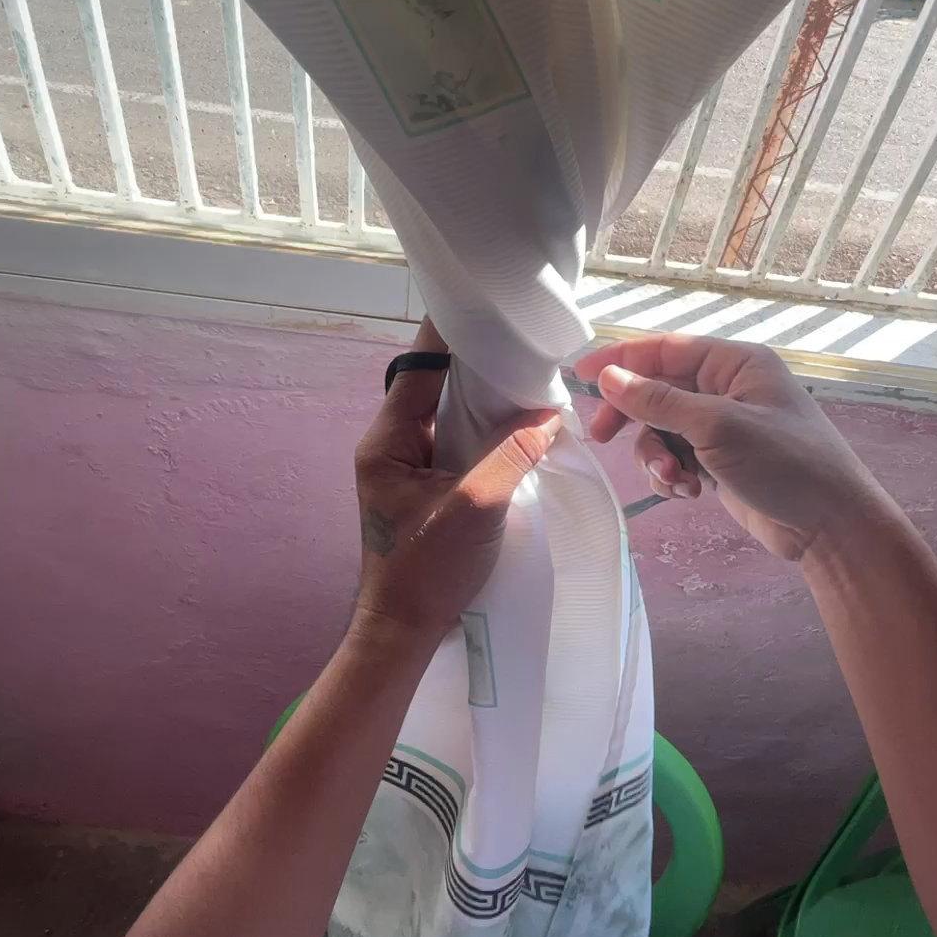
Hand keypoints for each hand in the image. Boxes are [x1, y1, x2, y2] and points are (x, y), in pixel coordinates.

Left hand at [353, 321, 561, 645]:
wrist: (404, 628)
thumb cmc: (428, 570)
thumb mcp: (477, 508)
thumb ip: (513, 455)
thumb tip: (549, 414)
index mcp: (388, 439)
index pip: (420, 367)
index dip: (454, 335)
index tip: (492, 308)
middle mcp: (391, 442)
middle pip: (434, 385)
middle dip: (477, 364)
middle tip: (522, 344)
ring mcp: (406, 463)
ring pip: (447, 413)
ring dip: (483, 399)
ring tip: (526, 377)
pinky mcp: (424, 483)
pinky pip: (454, 440)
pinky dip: (483, 429)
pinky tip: (515, 424)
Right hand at [574, 334, 890, 560]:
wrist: (830, 528)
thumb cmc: (784, 464)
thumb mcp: (716, 427)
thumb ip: (658, 401)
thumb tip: (608, 376)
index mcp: (734, 364)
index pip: (665, 350)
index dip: (620, 358)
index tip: (581, 373)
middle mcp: (725, 389)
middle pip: (656, 391)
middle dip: (632, 418)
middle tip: (601, 438)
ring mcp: (721, 427)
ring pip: (660, 431)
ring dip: (656, 457)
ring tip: (675, 481)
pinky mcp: (718, 460)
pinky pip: (675, 457)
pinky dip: (672, 475)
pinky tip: (688, 492)